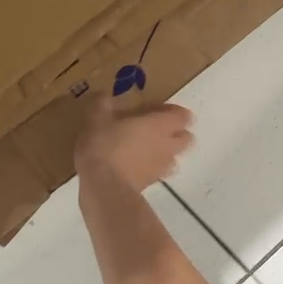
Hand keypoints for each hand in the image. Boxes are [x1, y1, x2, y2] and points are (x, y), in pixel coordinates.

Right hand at [75, 93, 193, 191]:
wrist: (103, 187)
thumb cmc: (104, 146)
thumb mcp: (96, 118)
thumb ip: (102, 103)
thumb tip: (104, 96)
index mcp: (159, 125)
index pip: (183, 116)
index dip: (174, 112)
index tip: (158, 110)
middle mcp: (167, 145)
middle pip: (186, 139)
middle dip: (176, 133)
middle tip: (155, 129)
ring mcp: (161, 167)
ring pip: (174, 158)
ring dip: (165, 152)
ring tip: (144, 148)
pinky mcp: (151, 184)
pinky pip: (159, 173)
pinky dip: (152, 168)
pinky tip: (132, 166)